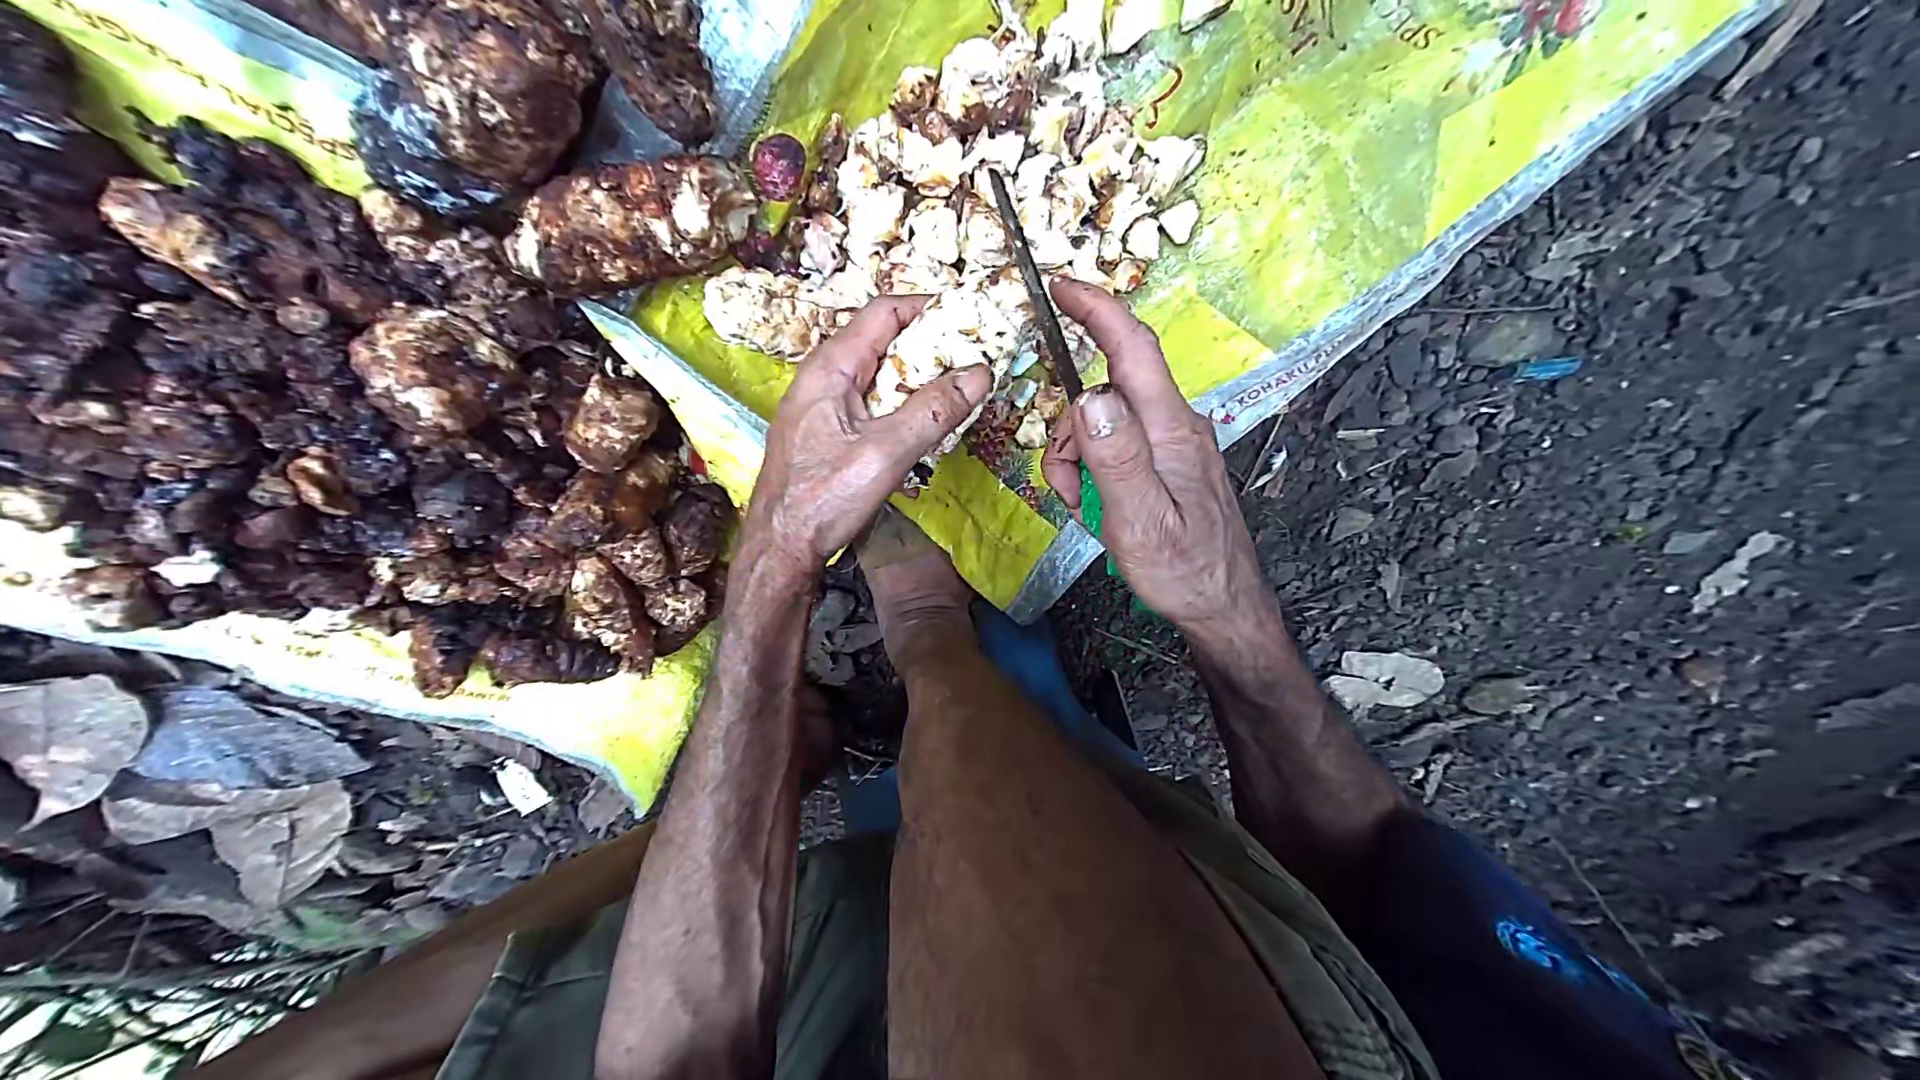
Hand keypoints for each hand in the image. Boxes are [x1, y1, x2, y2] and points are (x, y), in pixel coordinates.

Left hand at [742, 296, 991, 580]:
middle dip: (928, 345)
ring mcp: (822, 404)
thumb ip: (933, 411)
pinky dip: (900, 402)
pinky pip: (869, 401)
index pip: (883, 313)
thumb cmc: (824, 498)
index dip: (926, 307)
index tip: (967, 317)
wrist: (781, 545)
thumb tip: (979, 373)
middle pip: (881, 341)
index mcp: (830, 367)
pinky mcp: (825, 430)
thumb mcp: (885, 453)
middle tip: (970, 358)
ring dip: (916, 377)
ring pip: (877, 374)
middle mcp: (822, 377)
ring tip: (956, 389)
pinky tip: (922, 422)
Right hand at [1040, 280, 1273, 639]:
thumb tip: (1090, 396)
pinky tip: (1103, 507)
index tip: (1062, 286)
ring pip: (1102, 424)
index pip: (1132, 349)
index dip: (1097, 310)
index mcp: (1170, 429)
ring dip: (1080, 461)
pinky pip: (1114, 449)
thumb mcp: (1141, 520)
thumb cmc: (1184, 569)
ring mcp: (1169, 444)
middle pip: (1103, 393)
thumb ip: (1117, 457)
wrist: (1220, 605)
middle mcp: (1173, 425)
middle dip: (1071, 433)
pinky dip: (1094, 473)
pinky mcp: (1164, 463)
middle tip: (1073, 485)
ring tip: (1093, 508)